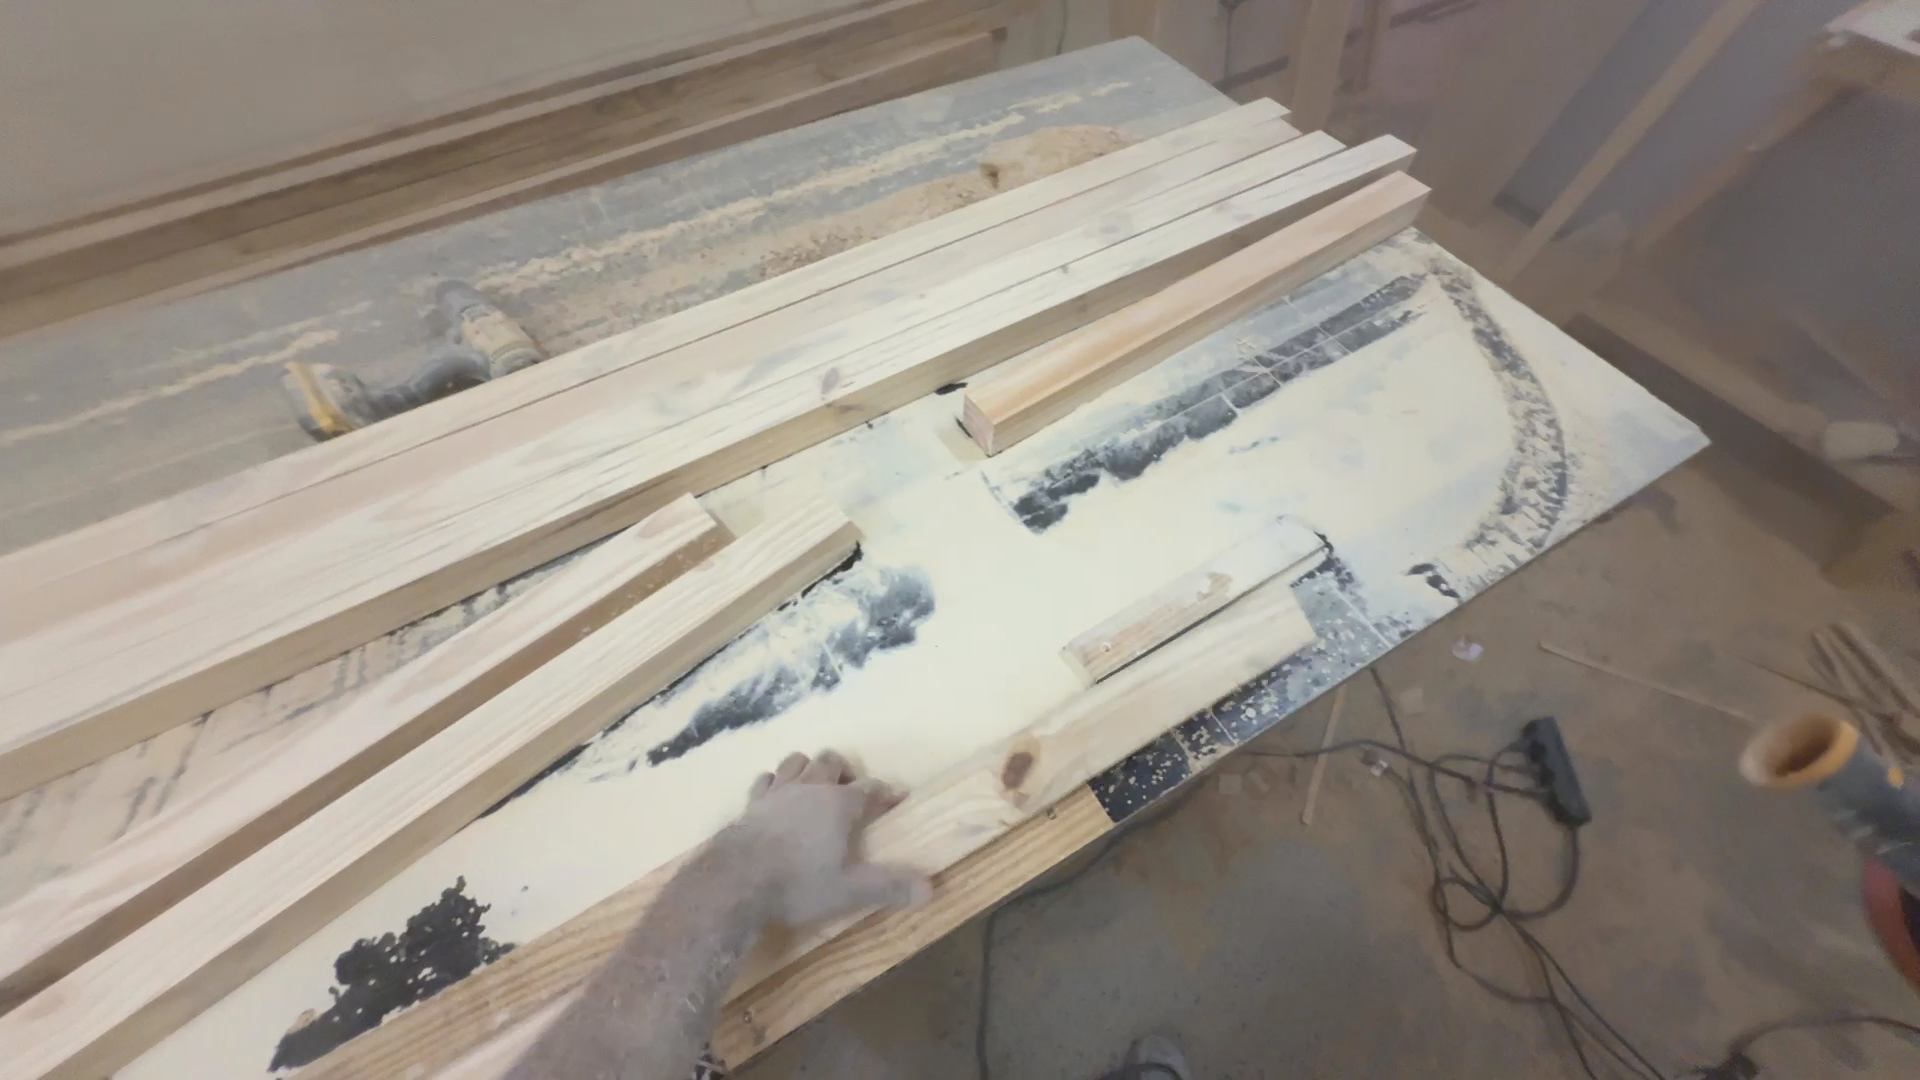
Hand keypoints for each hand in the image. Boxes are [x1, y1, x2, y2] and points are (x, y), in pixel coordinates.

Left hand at [726, 750, 931, 928]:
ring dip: (808, 768)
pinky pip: (766, 779)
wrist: (736, 882)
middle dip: (844, 771)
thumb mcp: (849, 891)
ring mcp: (778, 791)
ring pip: (797, 761)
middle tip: (849, 790)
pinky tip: (776, 795)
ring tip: (814, 786)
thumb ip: (888, 886)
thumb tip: (930, 889)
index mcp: (839, 804)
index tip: (897, 798)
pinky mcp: (752, 802)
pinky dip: (774, 782)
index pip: (871, 788)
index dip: (886, 792)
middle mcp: (811, 788)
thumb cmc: (798, 884)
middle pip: (831, 761)